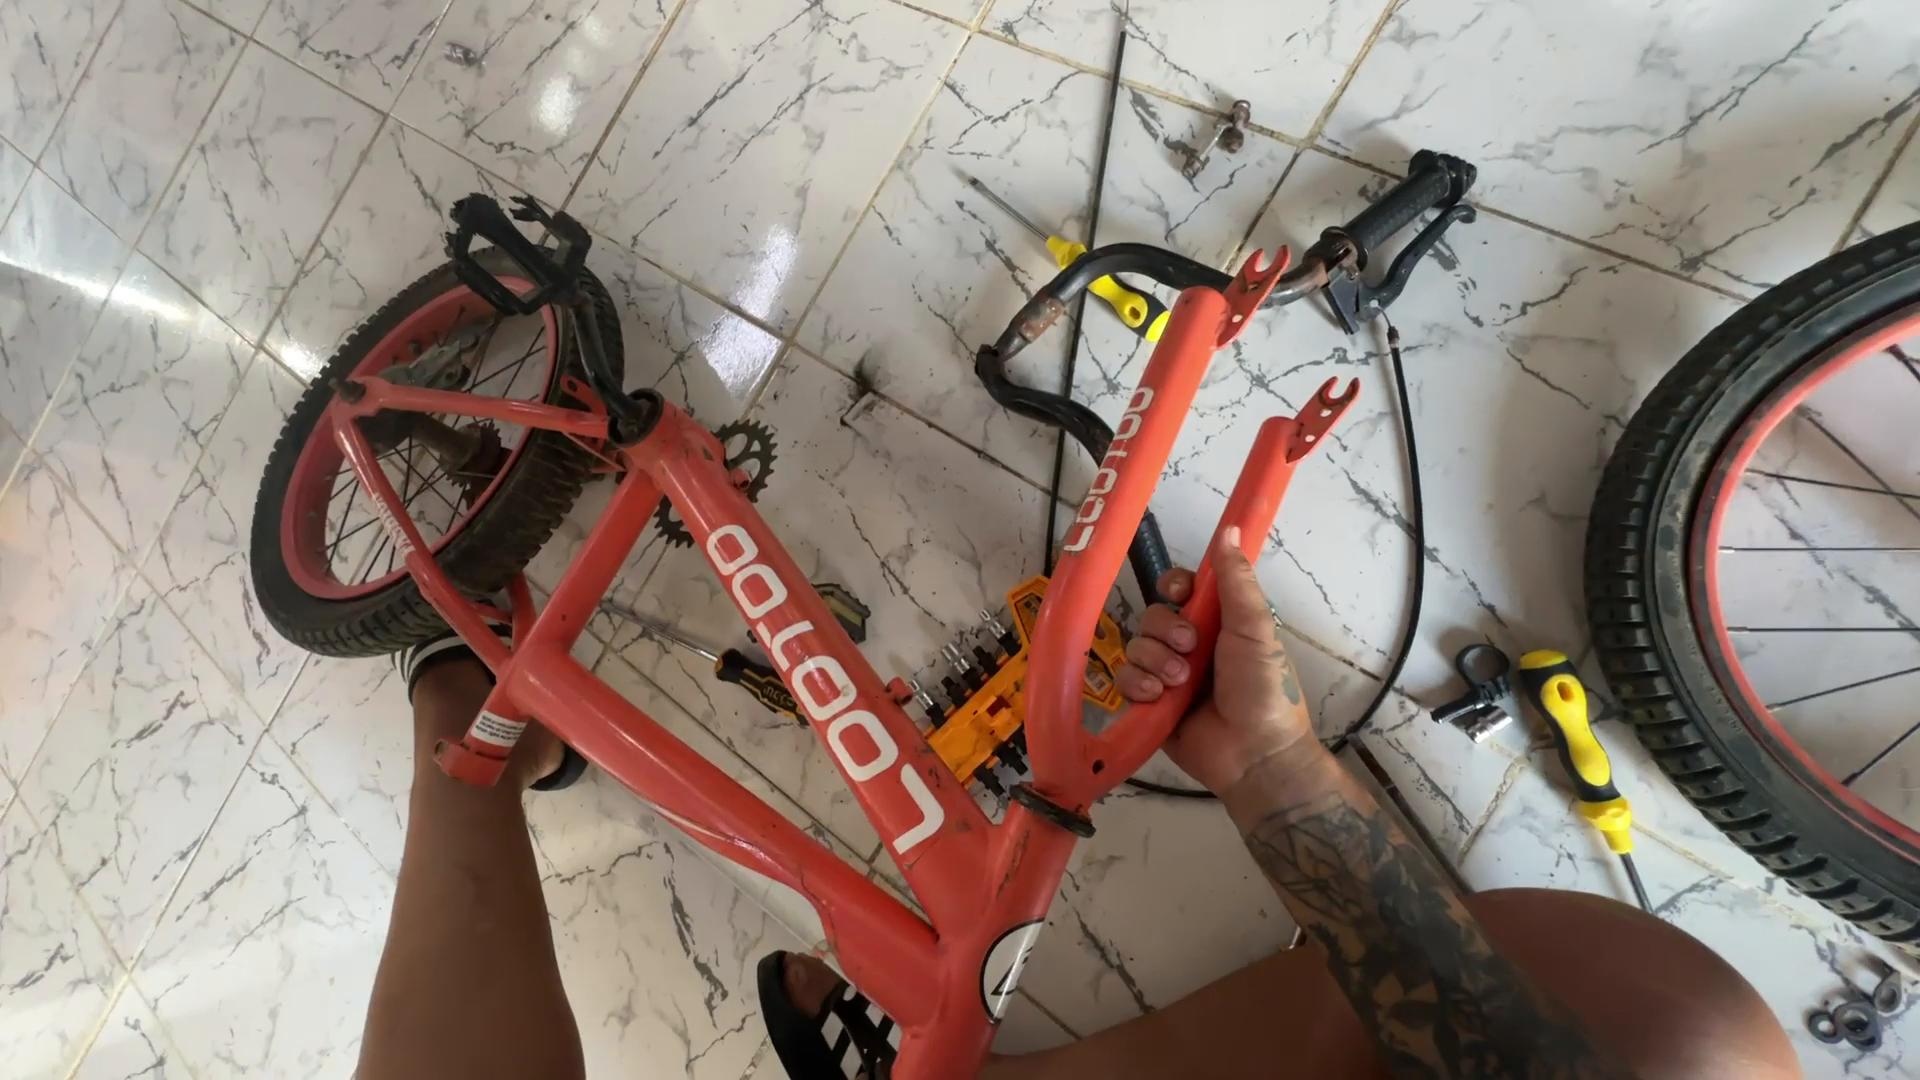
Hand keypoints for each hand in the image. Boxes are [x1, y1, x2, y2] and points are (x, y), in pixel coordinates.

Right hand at [1116, 526, 1312, 796]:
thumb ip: (1235, 580)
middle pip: (1152, 615)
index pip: (1178, 590)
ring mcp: (1164, 673)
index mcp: (1214, 622)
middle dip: (1166, 631)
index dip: (1172, 588)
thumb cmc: (1264, 688)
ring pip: (1136, 646)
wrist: (1255, 755)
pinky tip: (1157, 698)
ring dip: (1155, 661)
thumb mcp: (1254, 629)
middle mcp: (1186, 644)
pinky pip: (1124, 679)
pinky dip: (1138, 685)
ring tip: (1179, 683)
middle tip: (1190, 649)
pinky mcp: (1147, 702)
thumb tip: (1228, 528)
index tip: (1178, 595)